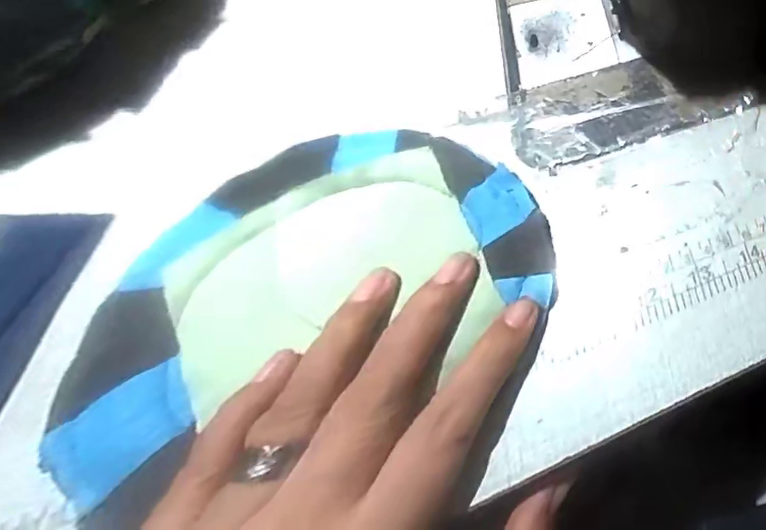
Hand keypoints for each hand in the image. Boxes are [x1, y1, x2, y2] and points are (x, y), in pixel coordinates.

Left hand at [145, 253, 552, 529]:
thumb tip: (558, 482)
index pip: (446, 429)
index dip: (491, 363)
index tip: (524, 305)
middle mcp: (300, 518)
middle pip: (374, 398)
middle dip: (423, 324)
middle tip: (457, 262)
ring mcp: (223, 525)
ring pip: (293, 408)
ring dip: (343, 336)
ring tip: (379, 276)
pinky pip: (207, 456)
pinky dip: (245, 402)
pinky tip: (280, 357)